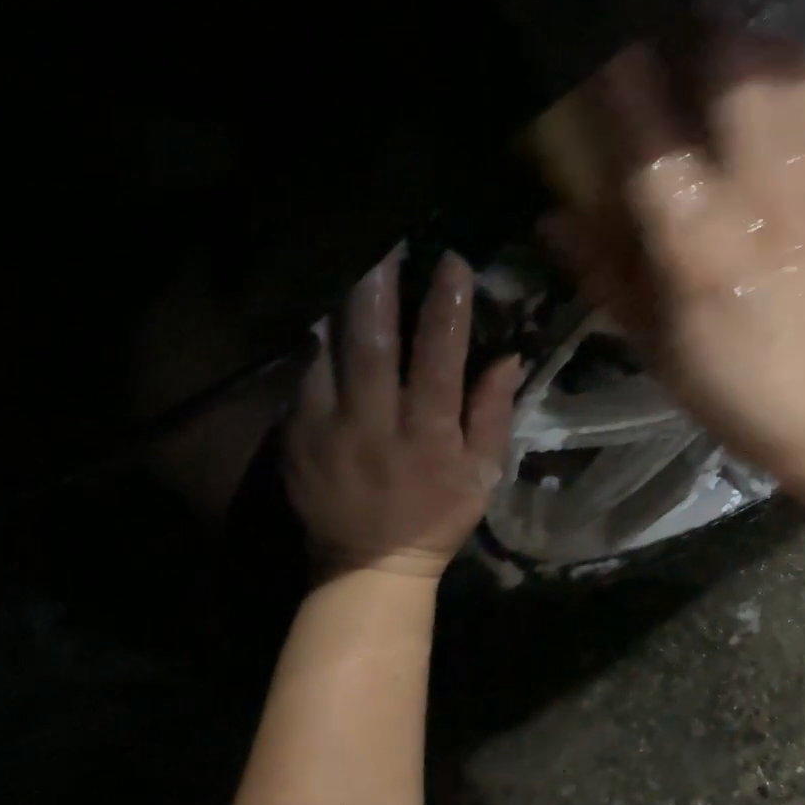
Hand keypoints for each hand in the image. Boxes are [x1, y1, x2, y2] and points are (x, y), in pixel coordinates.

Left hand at [284, 247, 523, 581]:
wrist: (368, 564)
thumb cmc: (437, 518)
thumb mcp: (482, 475)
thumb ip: (492, 416)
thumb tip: (508, 358)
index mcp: (429, 433)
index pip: (440, 356)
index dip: (447, 306)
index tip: (451, 261)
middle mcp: (377, 422)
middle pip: (373, 341)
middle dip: (378, 286)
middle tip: (381, 241)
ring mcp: (329, 427)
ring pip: (330, 350)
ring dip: (340, 303)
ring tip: (348, 264)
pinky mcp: (296, 435)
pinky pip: (303, 376)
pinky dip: (314, 342)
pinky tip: (322, 318)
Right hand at [542, 35, 804, 479]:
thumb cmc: (737, 393)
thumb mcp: (654, 348)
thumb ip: (603, 274)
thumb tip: (552, 216)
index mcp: (694, 244)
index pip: (645, 125)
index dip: (613, 69)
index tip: (595, 50)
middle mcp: (755, 197)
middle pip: (726, 64)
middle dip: (685, 36)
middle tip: (661, 51)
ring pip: (782, 69)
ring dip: (740, 47)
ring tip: (713, 63)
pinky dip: (790, 79)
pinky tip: (767, 95)